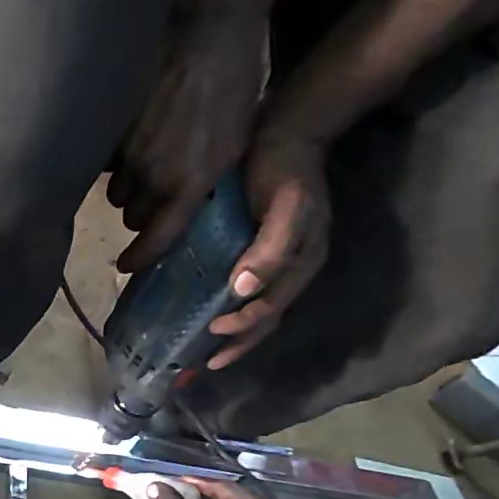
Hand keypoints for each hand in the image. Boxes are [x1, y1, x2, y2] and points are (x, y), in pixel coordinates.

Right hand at [108, 9, 266, 273]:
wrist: (211, 38)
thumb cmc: (234, 96)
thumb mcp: (232, 153)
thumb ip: (203, 189)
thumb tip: (186, 212)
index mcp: (187, 187)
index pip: (155, 239)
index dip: (139, 257)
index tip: (127, 265)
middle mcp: (154, 178)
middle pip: (133, 218)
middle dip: (142, 216)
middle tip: (156, 202)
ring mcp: (132, 154)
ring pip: (118, 194)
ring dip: (130, 191)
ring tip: (147, 173)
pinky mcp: (118, 131)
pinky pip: (110, 165)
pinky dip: (120, 165)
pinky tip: (138, 149)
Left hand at [207, 133, 330, 369]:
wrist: (287, 131)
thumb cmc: (287, 168)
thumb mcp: (288, 204)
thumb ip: (271, 249)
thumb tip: (242, 291)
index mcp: (301, 267)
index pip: (270, 313)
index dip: (241, 329)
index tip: (211, 332)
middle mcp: (290, 274)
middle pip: (262, 323)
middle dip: (232, 347)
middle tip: (197, 367)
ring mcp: (275, 266)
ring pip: (253, 314)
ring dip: (228, 337)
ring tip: (198, 356)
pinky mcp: (258, 255)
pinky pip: (243, 294)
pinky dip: (225, 311)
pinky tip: (204, 318)